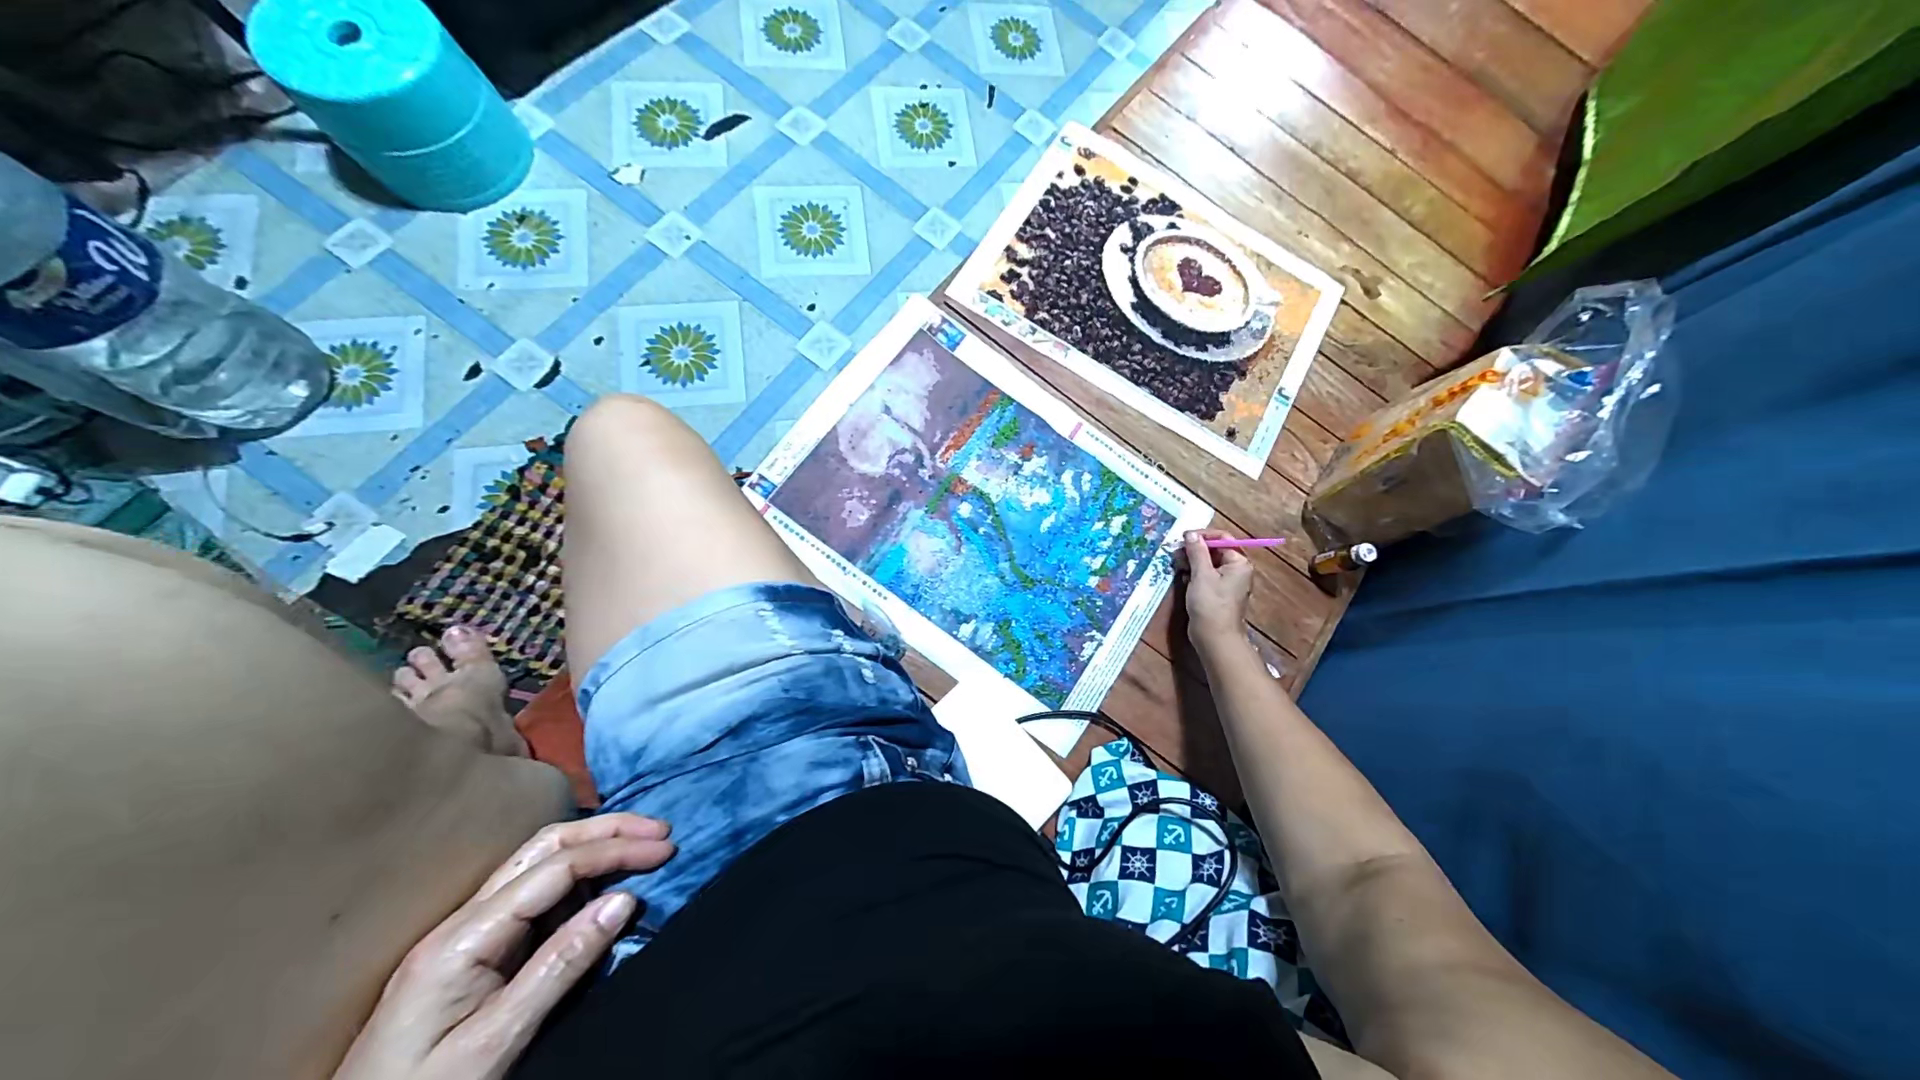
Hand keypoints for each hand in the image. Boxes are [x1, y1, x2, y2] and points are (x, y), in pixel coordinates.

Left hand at [332, 815, 675, 1079]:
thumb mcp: (496, 1042)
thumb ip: (560, 967)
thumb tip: (624, 900)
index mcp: (464, 938)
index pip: (554, 869)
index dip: (615, 851)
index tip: (665, 850)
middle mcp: (463, 921)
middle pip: (544, 848)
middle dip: (606, 830)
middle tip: (660, 833)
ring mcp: (465, 934)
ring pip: (538, 864)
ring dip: (593, 846)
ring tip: (641, 848)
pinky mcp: (473, 952)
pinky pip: (532, 896)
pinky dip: (577, 878)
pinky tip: (602, 885)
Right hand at [1179, 529, 1254, 658]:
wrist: (1214, 637)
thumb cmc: (1210, 604)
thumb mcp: (1201, 574)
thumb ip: (1196, 551)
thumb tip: (1190, 534)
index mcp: (1239, 563)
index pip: (1222, 539)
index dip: (1202, 535)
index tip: (1183, 537)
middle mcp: (1237, 570)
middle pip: (1215, 550)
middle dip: (1195, 549)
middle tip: (1175, 551)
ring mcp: (1228, 582)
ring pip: (1208, 563)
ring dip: (1192, 561)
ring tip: (1176, 562)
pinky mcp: (1218, 593)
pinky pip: (1206, 576)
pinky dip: (1194, 573)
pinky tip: (1182, 576)